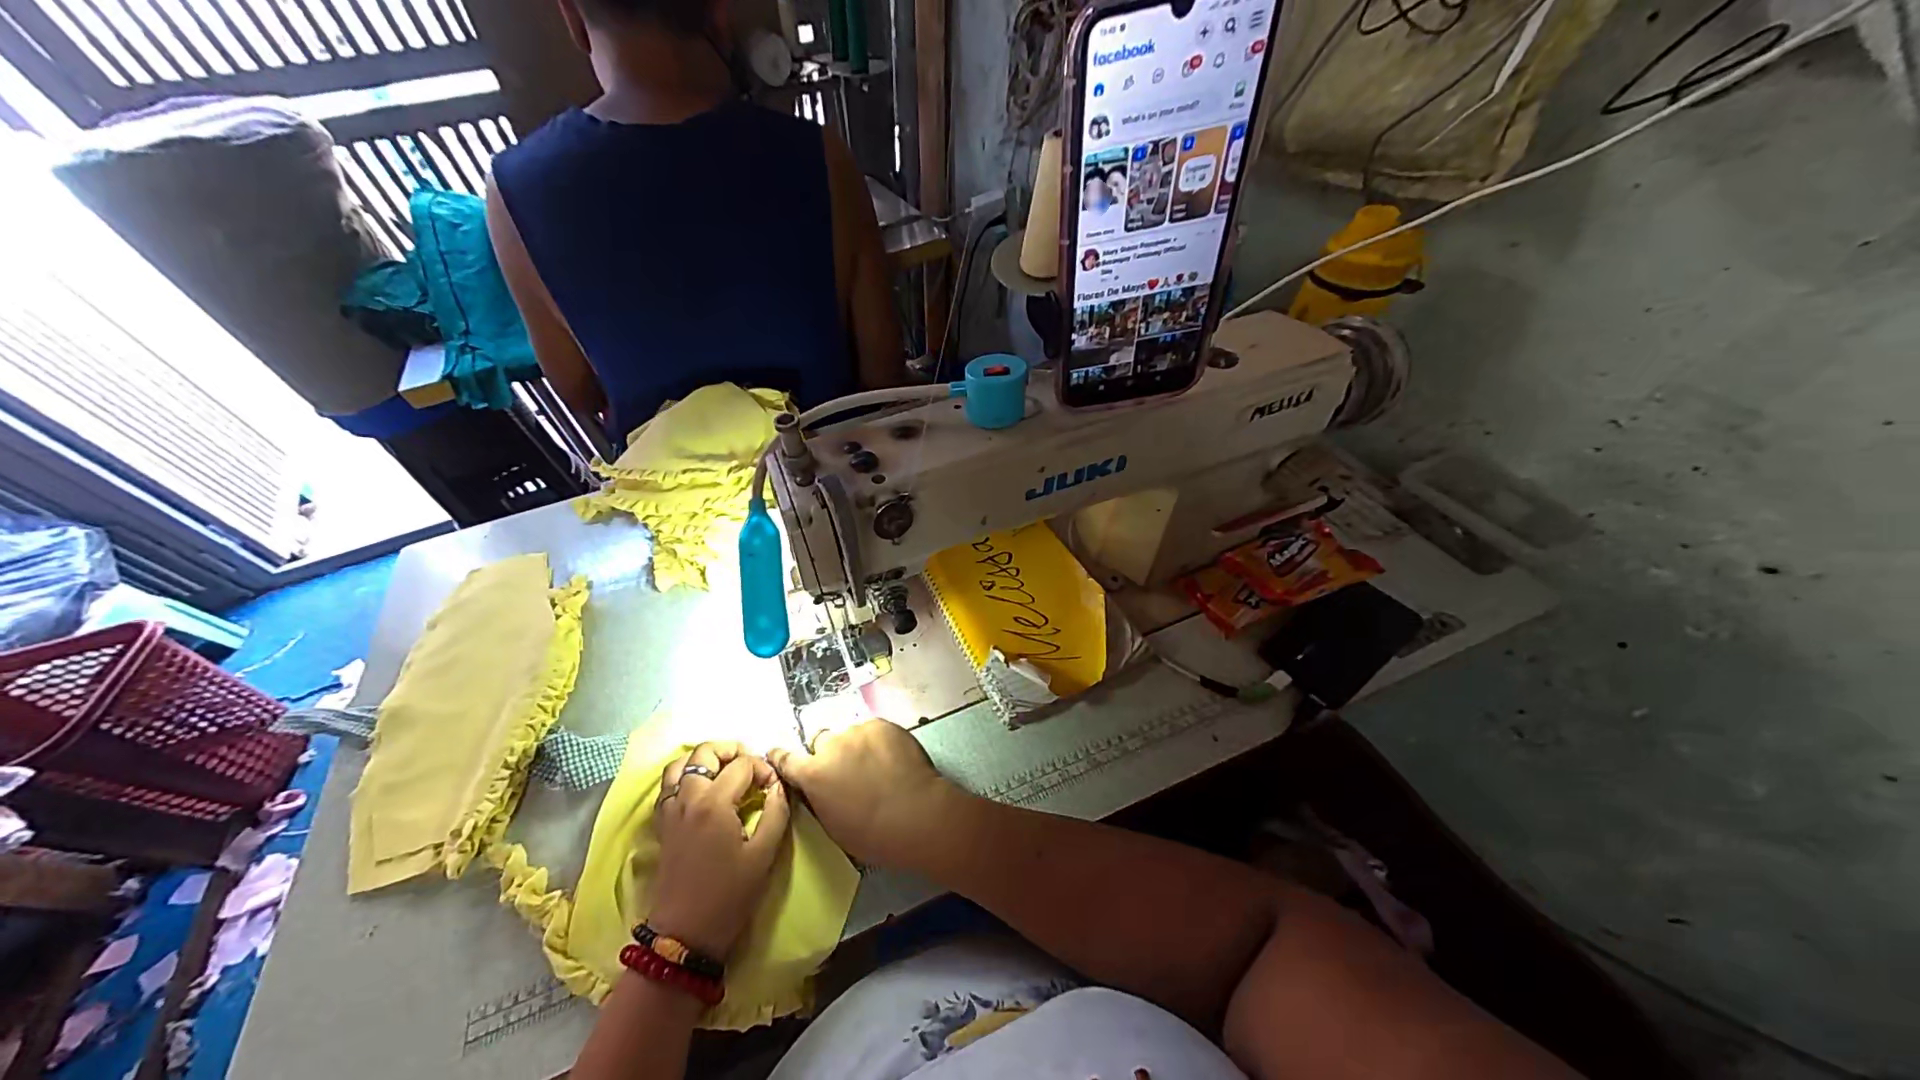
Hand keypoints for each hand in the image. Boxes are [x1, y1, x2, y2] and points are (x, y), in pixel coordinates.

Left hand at [648, 742, 790, 959]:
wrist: (685, 935)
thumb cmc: (729, 896)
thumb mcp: (764, 854)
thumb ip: (776, 812)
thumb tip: (779, 786)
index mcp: (714, 803)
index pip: (743, 764)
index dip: (764, 769)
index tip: (774, 788)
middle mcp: (688, 799)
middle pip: (705, 752)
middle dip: (732, 751)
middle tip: (752, 767)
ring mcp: (670, 811)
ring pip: (680, 764)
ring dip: (705, 759)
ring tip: (726, 771)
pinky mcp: (662, 824)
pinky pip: (668, 785)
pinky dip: (685, 776)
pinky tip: (703, 790)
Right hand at [768, 720, 962, 865]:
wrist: (917, 815)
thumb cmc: (873, 834)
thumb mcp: (831, 823)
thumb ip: (817, 797)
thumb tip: (816, 786)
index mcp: (813, 774)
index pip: (785, 758)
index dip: (782, 756)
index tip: (779, 754)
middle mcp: (831, 746)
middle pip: (822, 741)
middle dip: (829, 753)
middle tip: (847, 770)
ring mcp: (859, 732)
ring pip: (850, 735)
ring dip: (856, 747)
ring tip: (875, 765)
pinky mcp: (883, 725)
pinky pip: (873, 730)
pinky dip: (878, 742)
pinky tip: (891, 758)